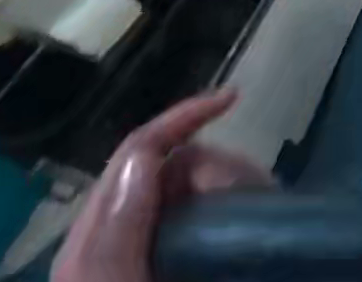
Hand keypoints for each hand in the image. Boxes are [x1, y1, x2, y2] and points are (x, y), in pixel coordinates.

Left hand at [52, 89, 270, 281]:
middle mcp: (121, 239)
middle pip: (176, 164)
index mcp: (97, 244)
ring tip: (264, 212)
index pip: (136, 153)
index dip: (180, 117)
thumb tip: (145, 156)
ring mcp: (154, 252)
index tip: (234, 101)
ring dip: (238, 188)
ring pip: (202, 186)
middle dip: (222, 166)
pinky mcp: (181, 259)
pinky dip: (241, 206)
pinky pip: (216, 212)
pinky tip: (257, 225)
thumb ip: (113, 247)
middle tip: (257, 198)